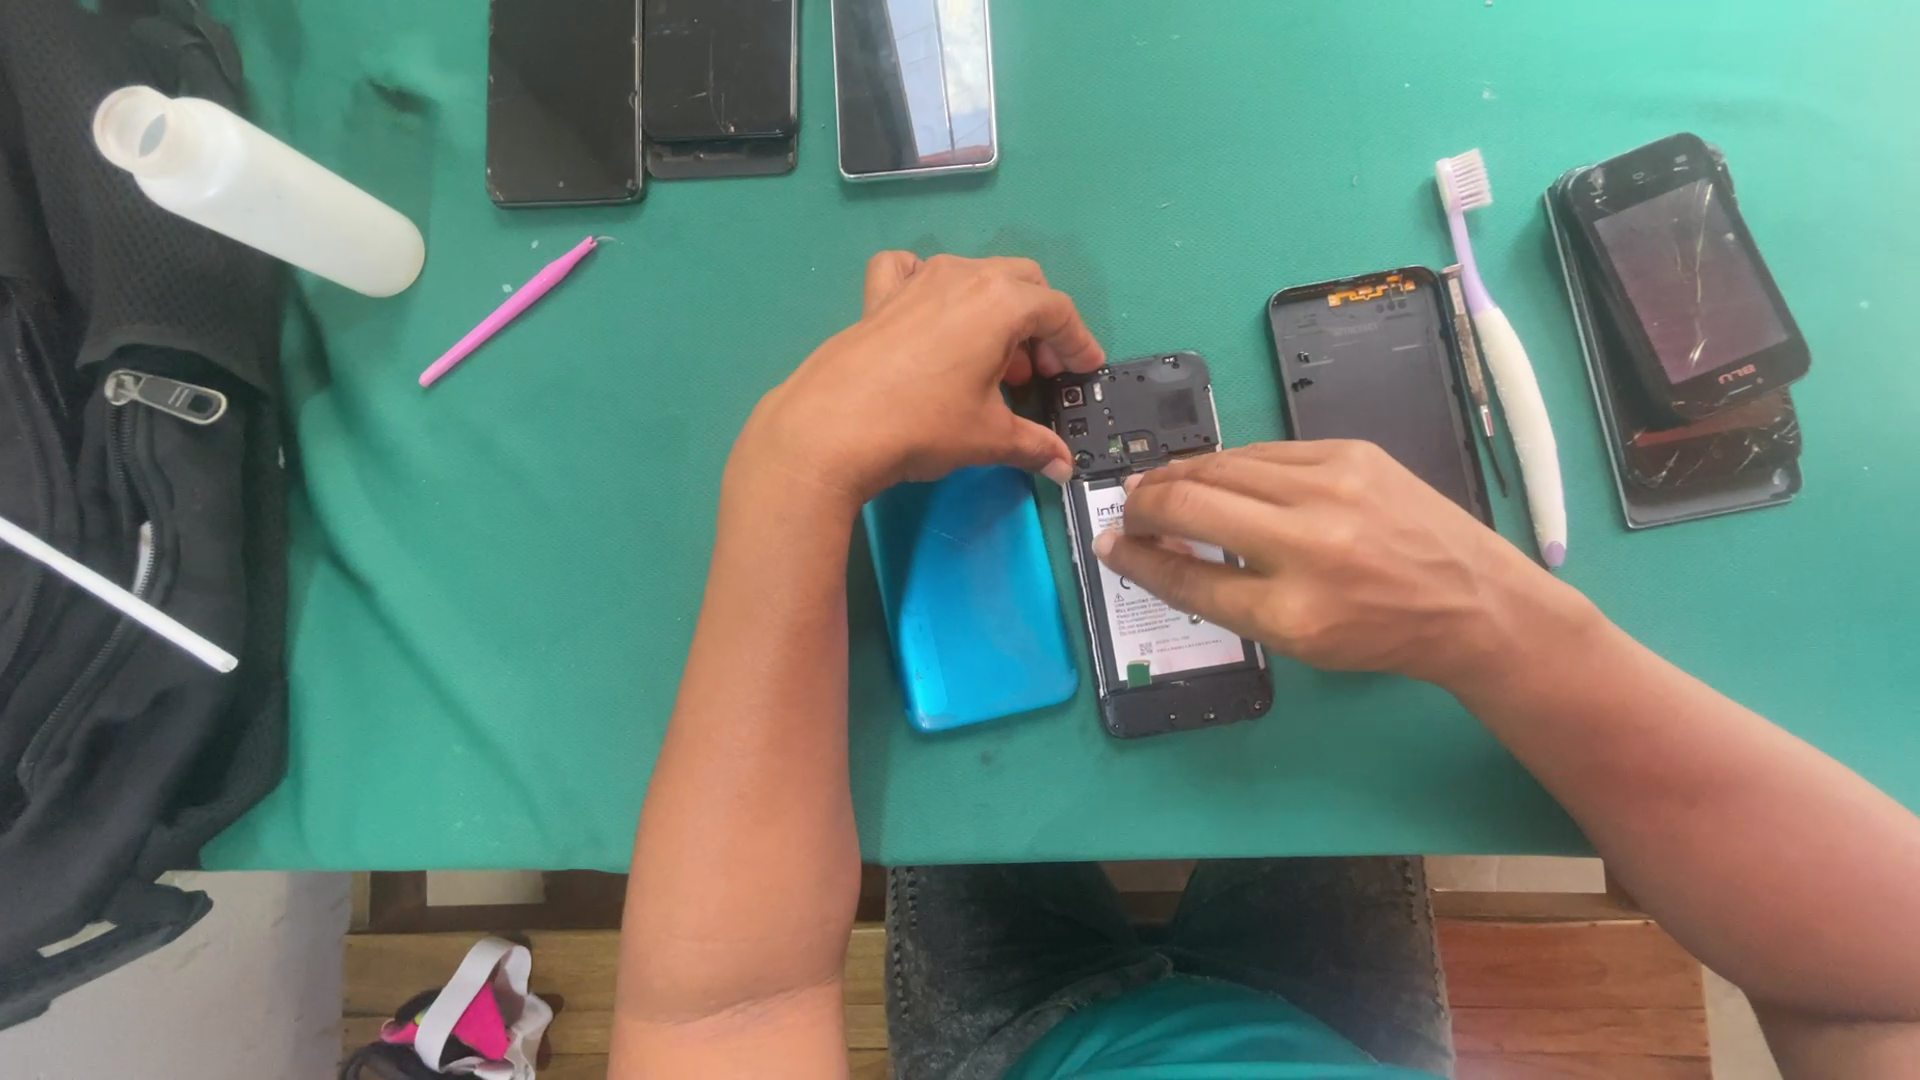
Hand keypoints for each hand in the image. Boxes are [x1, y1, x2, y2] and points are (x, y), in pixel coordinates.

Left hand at [735, 253, 1106, 504]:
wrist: (831, 429)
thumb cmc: (922, 426)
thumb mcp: (988, 438)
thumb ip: (1034, 446)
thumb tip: (1063, 467)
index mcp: (1000, 301)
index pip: (1058, 311)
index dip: (1078, 342)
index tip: (1083, 369)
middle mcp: (961, 275)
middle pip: (1022, 283)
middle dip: (1040, 325)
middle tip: (1037, 372)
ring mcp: (916, 280)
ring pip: (973, 276)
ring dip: (995, 312)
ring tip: (990, 362)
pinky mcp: (878, 296)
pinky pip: (911, 272)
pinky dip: (931, 288)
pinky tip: (929, 317)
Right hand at [1092, 440, 1585, 691]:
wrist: (1476, 600)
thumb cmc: (1376, 632)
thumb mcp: (1294, 638)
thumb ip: (1219, 594)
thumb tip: (1153, 550)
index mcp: (1292, 612)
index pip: (1186, 578)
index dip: (1136, 559)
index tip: (1110, 546)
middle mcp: (1309, 545)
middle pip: (1191, 507)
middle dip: (1143, 506)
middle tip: (1128, 512)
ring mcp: (1332, 487)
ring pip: (1220, 467)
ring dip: (1176, 476)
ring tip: (1157, 487)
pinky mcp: (1349, 452)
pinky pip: (1261, 453)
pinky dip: (1225, 465)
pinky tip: (1213, 474)